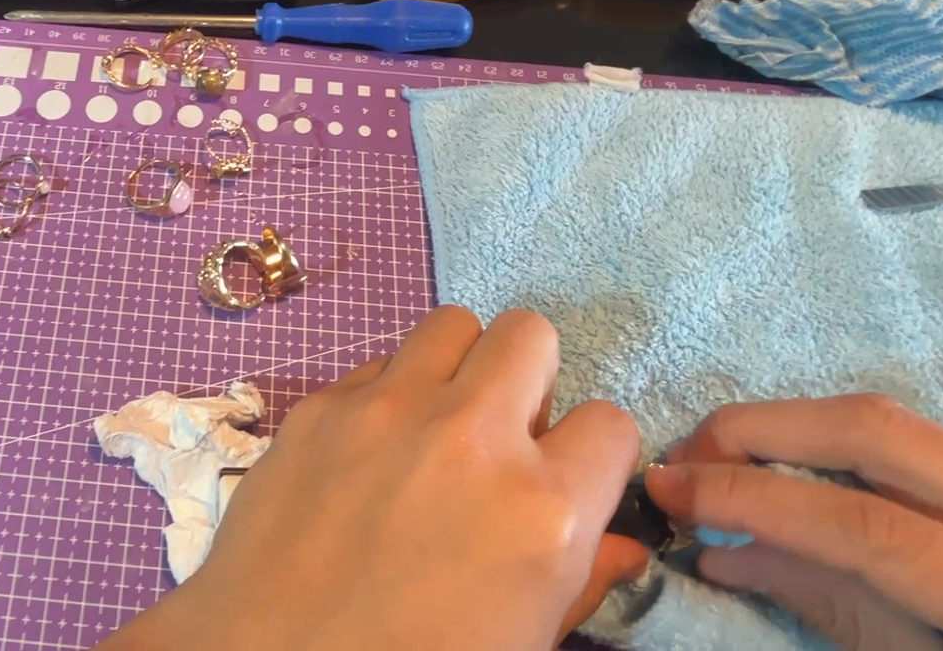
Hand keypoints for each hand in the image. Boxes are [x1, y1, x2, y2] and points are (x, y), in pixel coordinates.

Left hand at [101, 307, 647, 650]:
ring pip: (450, 324)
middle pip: (527, 333)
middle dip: (528, 373)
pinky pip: (376, 365)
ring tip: (435, 417)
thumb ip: (580, 578)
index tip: (566, 468)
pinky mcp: (322, 401)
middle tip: (500, 423)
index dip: (593, 450)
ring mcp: (388, 406)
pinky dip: (386, 392)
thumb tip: (620, 540)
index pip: (610, 423)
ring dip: (457, 363)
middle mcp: (470, 434)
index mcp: (541, 507)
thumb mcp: (523, 641)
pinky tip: (364, 445)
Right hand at [645, 395, 942, 649]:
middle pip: (886, 434)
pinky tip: (788, 471)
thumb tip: (723, 553)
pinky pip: (921, 451)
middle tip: (687, 455)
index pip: (881, 532)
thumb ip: (847, 620)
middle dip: (763, 430)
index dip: (758, 501)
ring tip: (720, 456)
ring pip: (903, 426)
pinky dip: (833, 449)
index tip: (667, 491)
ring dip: (789, 429)